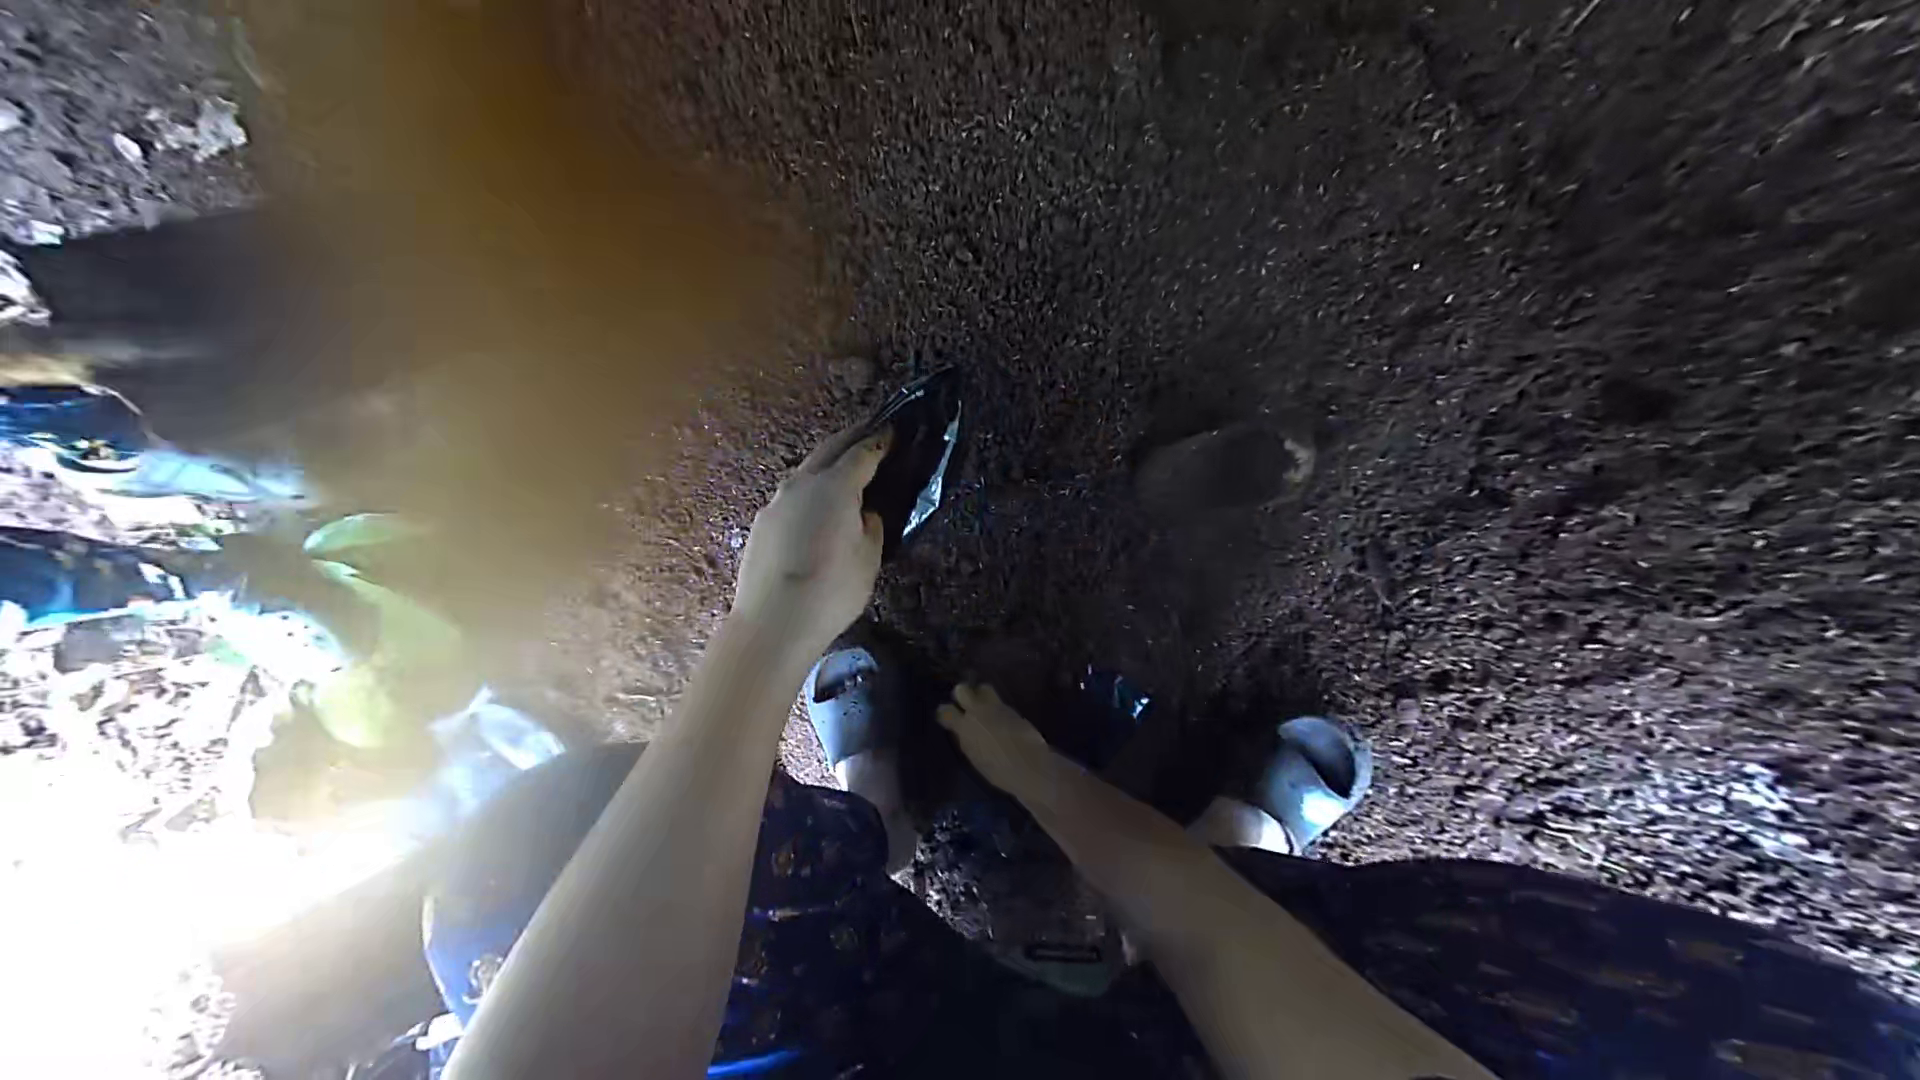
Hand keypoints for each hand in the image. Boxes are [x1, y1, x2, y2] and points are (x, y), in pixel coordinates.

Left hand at [731, 425, 888, 653]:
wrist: (773, 622)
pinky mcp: (761, 525)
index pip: (862, 452)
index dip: (879, 441)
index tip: (891, 432)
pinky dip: (808, 495)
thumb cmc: (832, 588)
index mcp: (835, 485)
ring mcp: (775, 503)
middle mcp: (801, 484)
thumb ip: (871, 526)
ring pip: (805, 473)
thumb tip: (863, 514)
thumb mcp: (869, 557)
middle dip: (851, 439)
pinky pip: (791, 499)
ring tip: (843, 474)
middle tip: (869, 434)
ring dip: (826, 466)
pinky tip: (815, 512)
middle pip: (829, 450)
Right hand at [936, 683, 1053, 794]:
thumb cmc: (1000, 771)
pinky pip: (999, 702)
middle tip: (963, 701)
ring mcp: (997, 708)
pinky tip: (1000, 718)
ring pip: (984, 689)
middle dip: (961, 693)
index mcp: (965, 728)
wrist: (1030, 765)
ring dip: (980, 694)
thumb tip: (963, 731)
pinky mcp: (1012, 709)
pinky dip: (996, 707)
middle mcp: (979, 712)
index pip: (946, 712)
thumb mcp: (976, 758)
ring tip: (983, 705)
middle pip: (963, 690)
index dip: (944, 712)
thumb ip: (967, 740)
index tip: (945, 715)